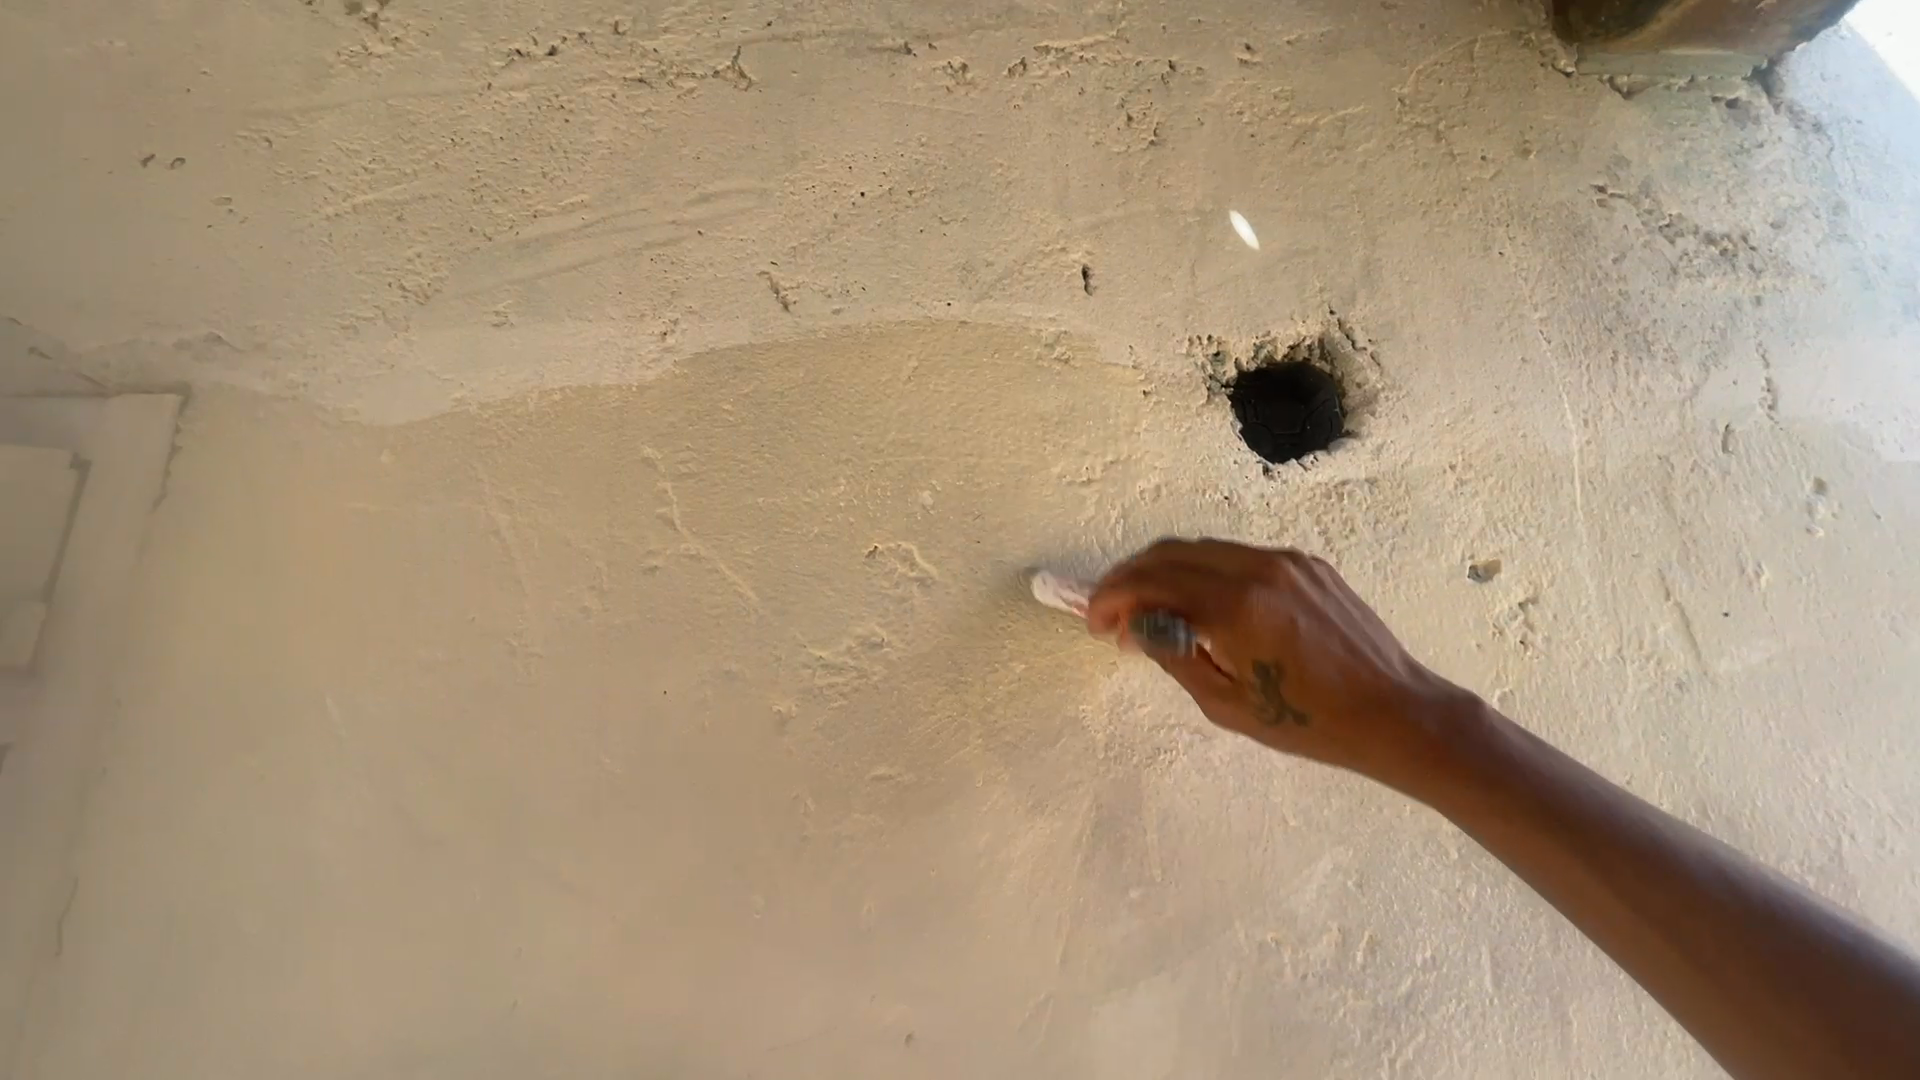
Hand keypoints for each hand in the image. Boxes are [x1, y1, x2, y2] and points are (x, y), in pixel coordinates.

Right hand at [1086, 539, 1475, 782]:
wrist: (1394, 712)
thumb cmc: (1307, 723)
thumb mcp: (1225, 703)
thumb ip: (1173, 654)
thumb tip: (1137, 624)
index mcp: (1235, 606)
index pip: (1151, 582)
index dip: (1111, 597)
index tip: (1093, 621)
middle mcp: (1256, 568)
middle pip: (1168, 552)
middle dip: (1129, 577)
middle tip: (1111, 611)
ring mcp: (1284, 560)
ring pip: (1201, 548)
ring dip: (1164, 571)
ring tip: (1149, 607)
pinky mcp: (1304, 563)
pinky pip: (1236, 556)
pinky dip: (1203, 572)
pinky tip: (1200, 603)